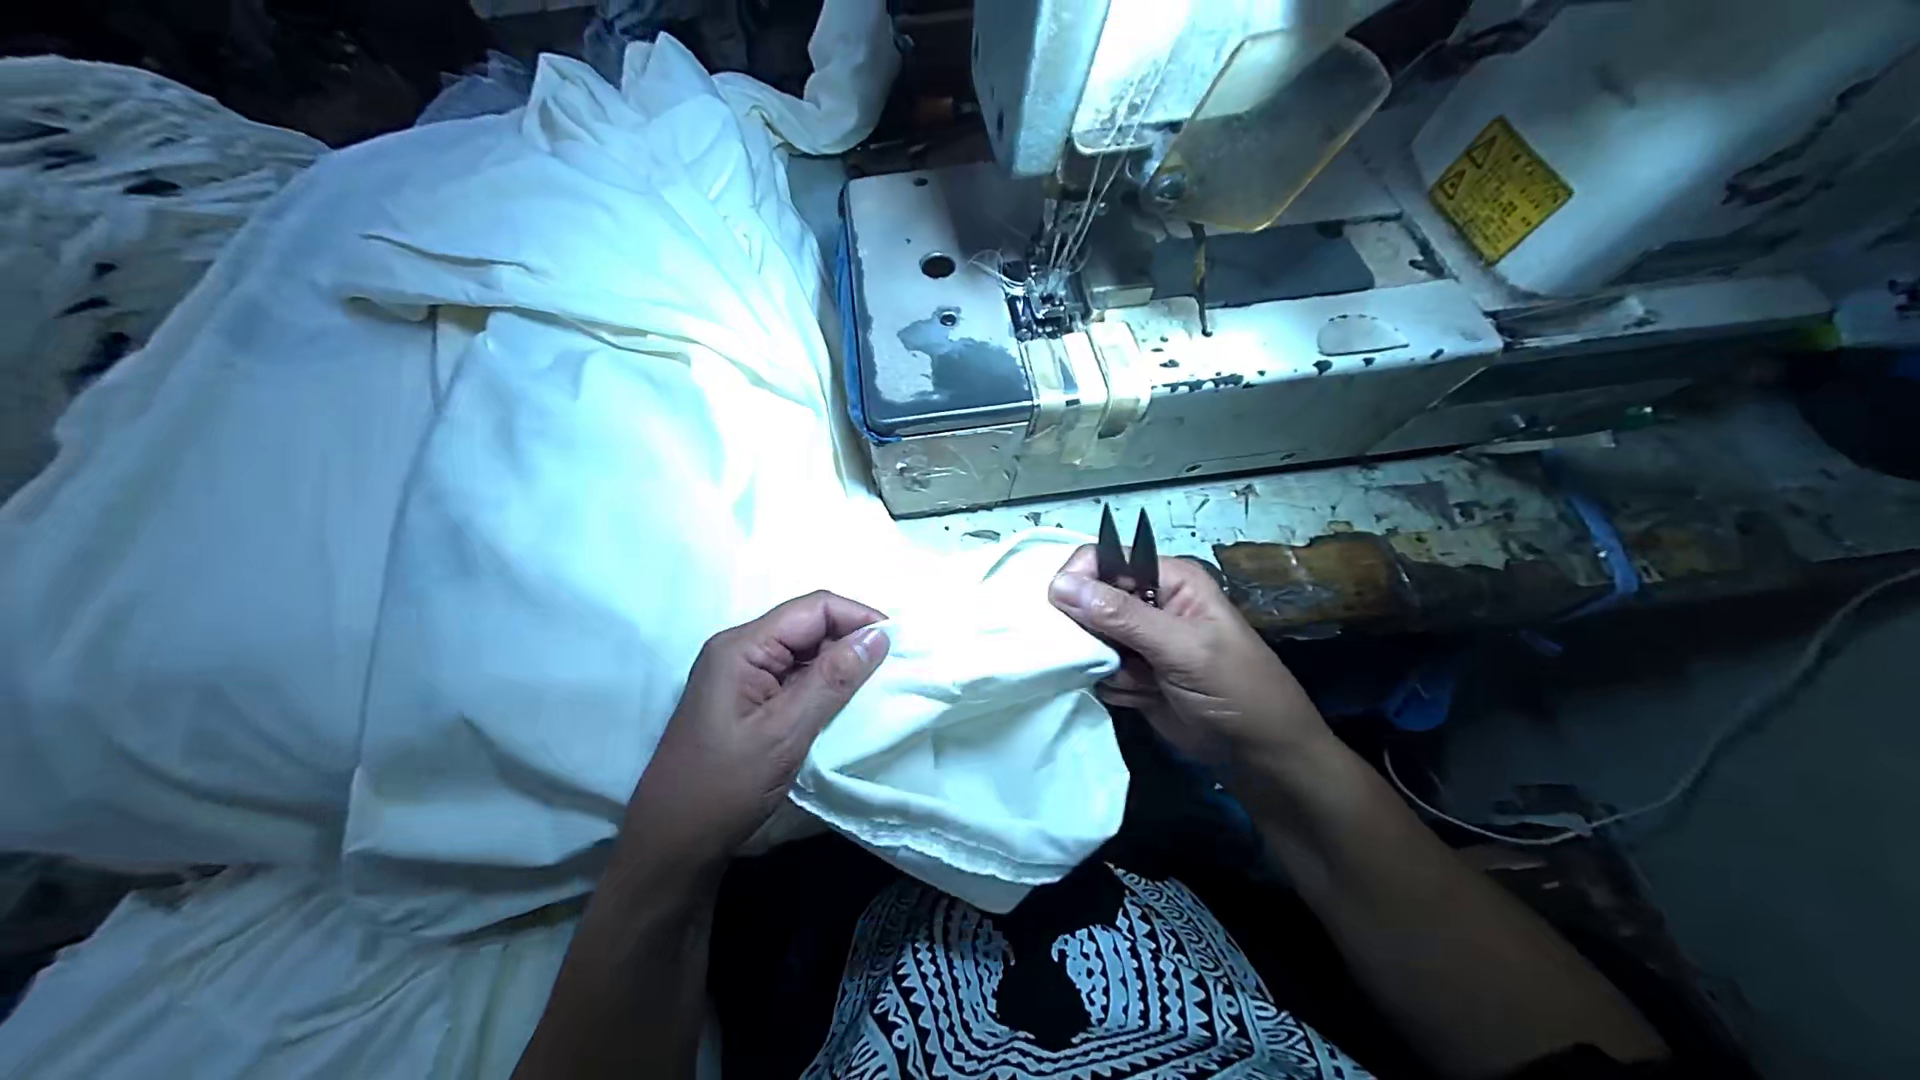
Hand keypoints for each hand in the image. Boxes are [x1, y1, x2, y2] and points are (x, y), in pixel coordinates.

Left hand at [622, 591, 889, 870]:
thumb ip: (833, 679)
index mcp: (742, 647)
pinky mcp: (748, 701)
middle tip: (892, 670)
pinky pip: (794, 678)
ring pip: (804, 652)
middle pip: (808, 626)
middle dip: (852, 640)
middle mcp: (740, 651)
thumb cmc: (723, 788)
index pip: (813, 609)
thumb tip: (879, 635)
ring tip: (877, 687)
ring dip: (841, 665)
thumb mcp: (786, 732)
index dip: (858, 617)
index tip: (898, 643)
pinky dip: (824, 686)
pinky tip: (846, 705)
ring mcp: (742, 677)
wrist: (672, 847)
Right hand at [1048, 547, 1329, 767]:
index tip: (1059, 607)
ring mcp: (1136, 640)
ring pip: (1088, 637)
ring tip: (1137, 680)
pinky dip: (1109, 684)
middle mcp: (1147, 602)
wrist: (1257, 751)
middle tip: (1109, 653)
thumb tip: (1059, 584)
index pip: (1105, 559)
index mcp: (1167, 579)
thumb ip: (1121, 616)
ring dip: (1101, 661)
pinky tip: (1140, 696)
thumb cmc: (1234, 687)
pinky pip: (1096, 669)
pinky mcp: (1129, 672)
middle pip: (1089, 599)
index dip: (1079, 577)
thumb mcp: (1182, 647)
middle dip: (1088, 628)